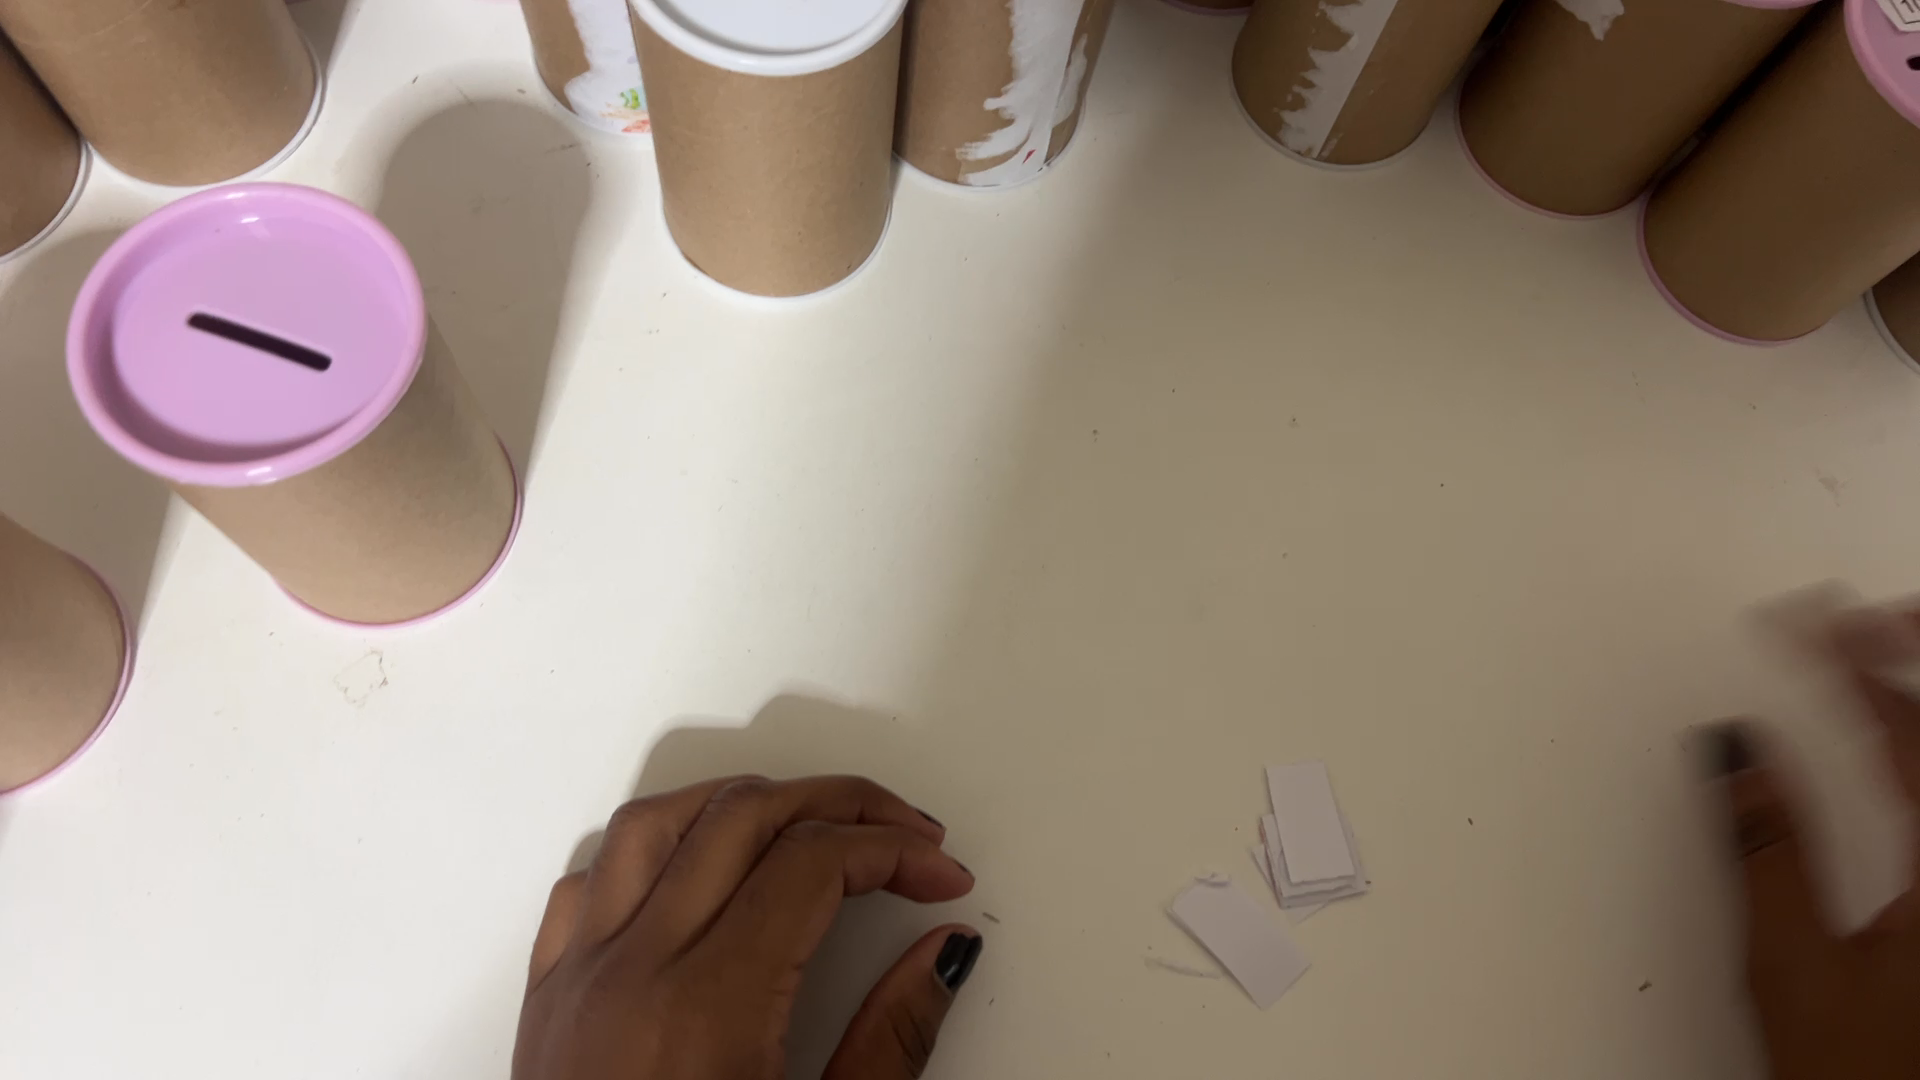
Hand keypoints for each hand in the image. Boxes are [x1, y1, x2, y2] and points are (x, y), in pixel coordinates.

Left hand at [511, 776, 981, 1079]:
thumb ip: (893, 1038)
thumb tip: (946, 946)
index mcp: (704, 1011)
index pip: (814, 863)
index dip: (893, 848)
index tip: (943, 870)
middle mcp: (632, 971)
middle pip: (749, 817)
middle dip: (843, 802)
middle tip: (903, 827)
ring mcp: (578, 976)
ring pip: (661, 820)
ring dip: (747, 799)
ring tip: (811, 816)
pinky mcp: (546, 995)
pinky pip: (594, 876)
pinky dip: (657, 841)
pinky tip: (702, 859)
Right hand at [1706, 604, 1919, 1077]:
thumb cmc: (1867, 1071)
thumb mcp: (1794, 963)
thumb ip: (1766, 850)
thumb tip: (1735, 752)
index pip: (1907, 740)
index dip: (1852, 669)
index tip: (1799, 622)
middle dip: (1909, 661)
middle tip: (1855, 613)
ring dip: (1919, 699)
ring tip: (1883, 650)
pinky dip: (1919, 751)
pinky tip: (1900, 739)